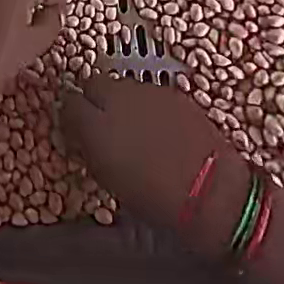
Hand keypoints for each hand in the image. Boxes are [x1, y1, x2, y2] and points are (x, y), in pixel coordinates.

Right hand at [60, 77, 236, 228]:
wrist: (214, 194)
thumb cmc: (154, 199)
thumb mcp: (107, 178)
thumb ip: (89, 147)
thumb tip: (81, 135)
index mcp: (94, 124)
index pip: (69, 102)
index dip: (72, 114)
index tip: (76, 126)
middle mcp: (116, 99)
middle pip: (93, 83)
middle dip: (94, 98)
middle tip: (101, 122)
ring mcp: (146, 92)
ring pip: (122, 85)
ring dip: (121, 101)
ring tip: (133, 126)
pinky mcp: (172, 93)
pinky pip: (149, 93)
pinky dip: (147, 105)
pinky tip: (158, 127)